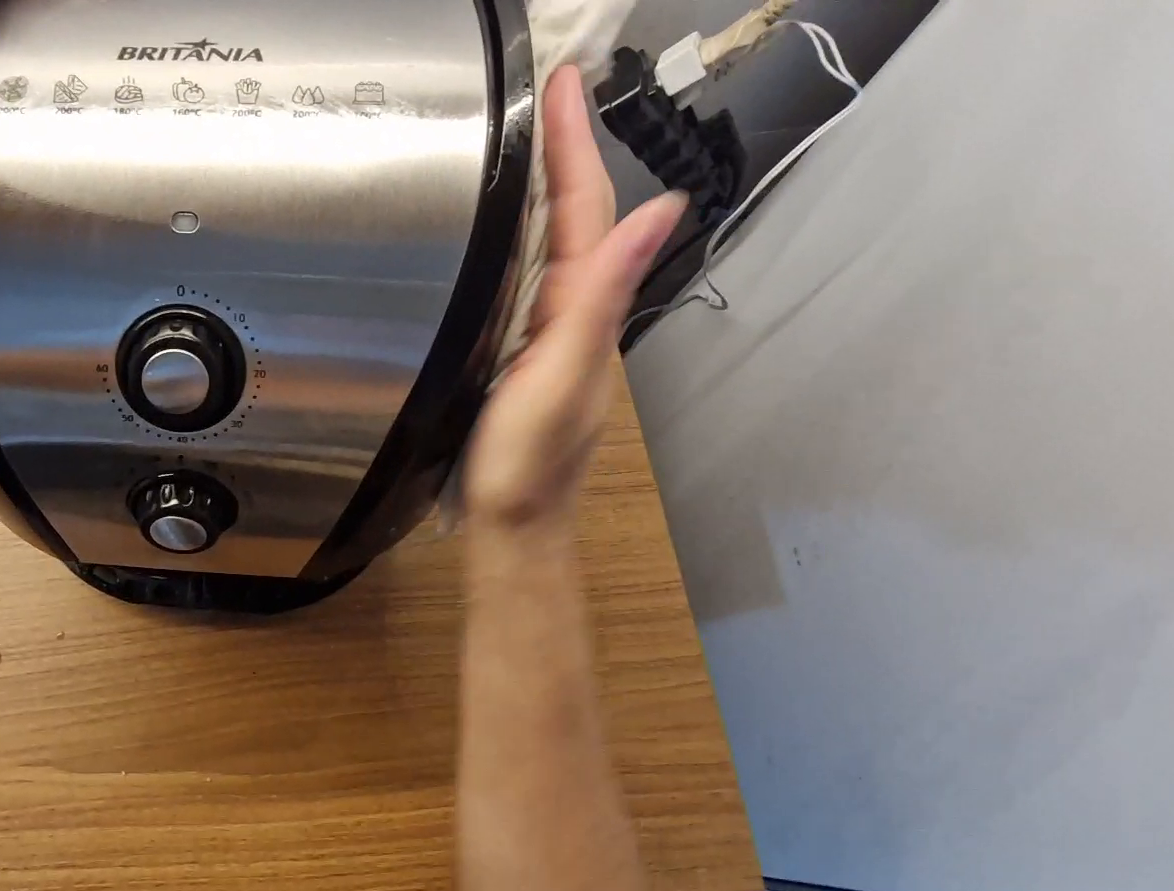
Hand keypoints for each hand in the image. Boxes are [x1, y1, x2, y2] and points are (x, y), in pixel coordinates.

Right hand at [465, 67, 686, 530]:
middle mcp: (575, 320)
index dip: (575, 148)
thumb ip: (599, 301)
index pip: (584, 216)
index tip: (565, 82)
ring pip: (558, 249)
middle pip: (578, 222)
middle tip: (554, 94)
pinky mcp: (524, 358)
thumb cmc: (525, 466)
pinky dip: (530, 239)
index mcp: (582, 317)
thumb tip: (661, 213)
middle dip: (569, 152)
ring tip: (539, 139)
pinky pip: (535, 282)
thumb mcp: (560, 381)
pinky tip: (515, 231)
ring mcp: (551, 340)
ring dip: (553, 187)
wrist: (512, 525)